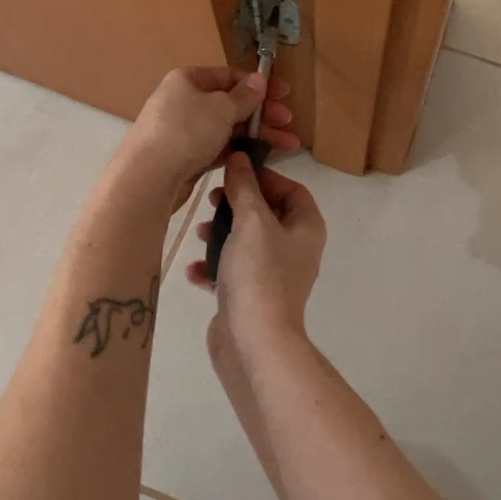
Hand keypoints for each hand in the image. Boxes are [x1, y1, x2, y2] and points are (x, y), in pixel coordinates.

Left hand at [118, 66, 297, 210]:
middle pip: (231, 103)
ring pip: (228, 128)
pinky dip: (241, 150)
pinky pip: (220, 148)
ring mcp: (184, 131)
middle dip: (263, 113)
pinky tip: (262, 156)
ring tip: (288, 145)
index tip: (284, 94)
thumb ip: (245, 95)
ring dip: (258, 134)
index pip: (229, 76)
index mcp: (188, 80)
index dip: (258, 85)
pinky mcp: (187, 157)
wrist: (148, 179)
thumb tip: (259, 79)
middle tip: (288, 122)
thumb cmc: (186, 131)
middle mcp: (184, 102)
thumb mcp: (221, 108)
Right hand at [187, 152, 325, 347]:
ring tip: (198, 233)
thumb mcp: (251, 221)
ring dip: (221, 234)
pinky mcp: (251, 296)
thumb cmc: (259, 273)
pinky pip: (231, 271)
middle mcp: (295, 249)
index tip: (235, 173)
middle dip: (237, 205)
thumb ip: (244, 187)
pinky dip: (213, 267)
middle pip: (266, 214)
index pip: (292, 190)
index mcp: (307, 228)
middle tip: (212, 200)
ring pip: (246, 242)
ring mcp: (274, 275)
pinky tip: (193, 270)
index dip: (265, 178)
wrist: (254, 341)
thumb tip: (239, 158)